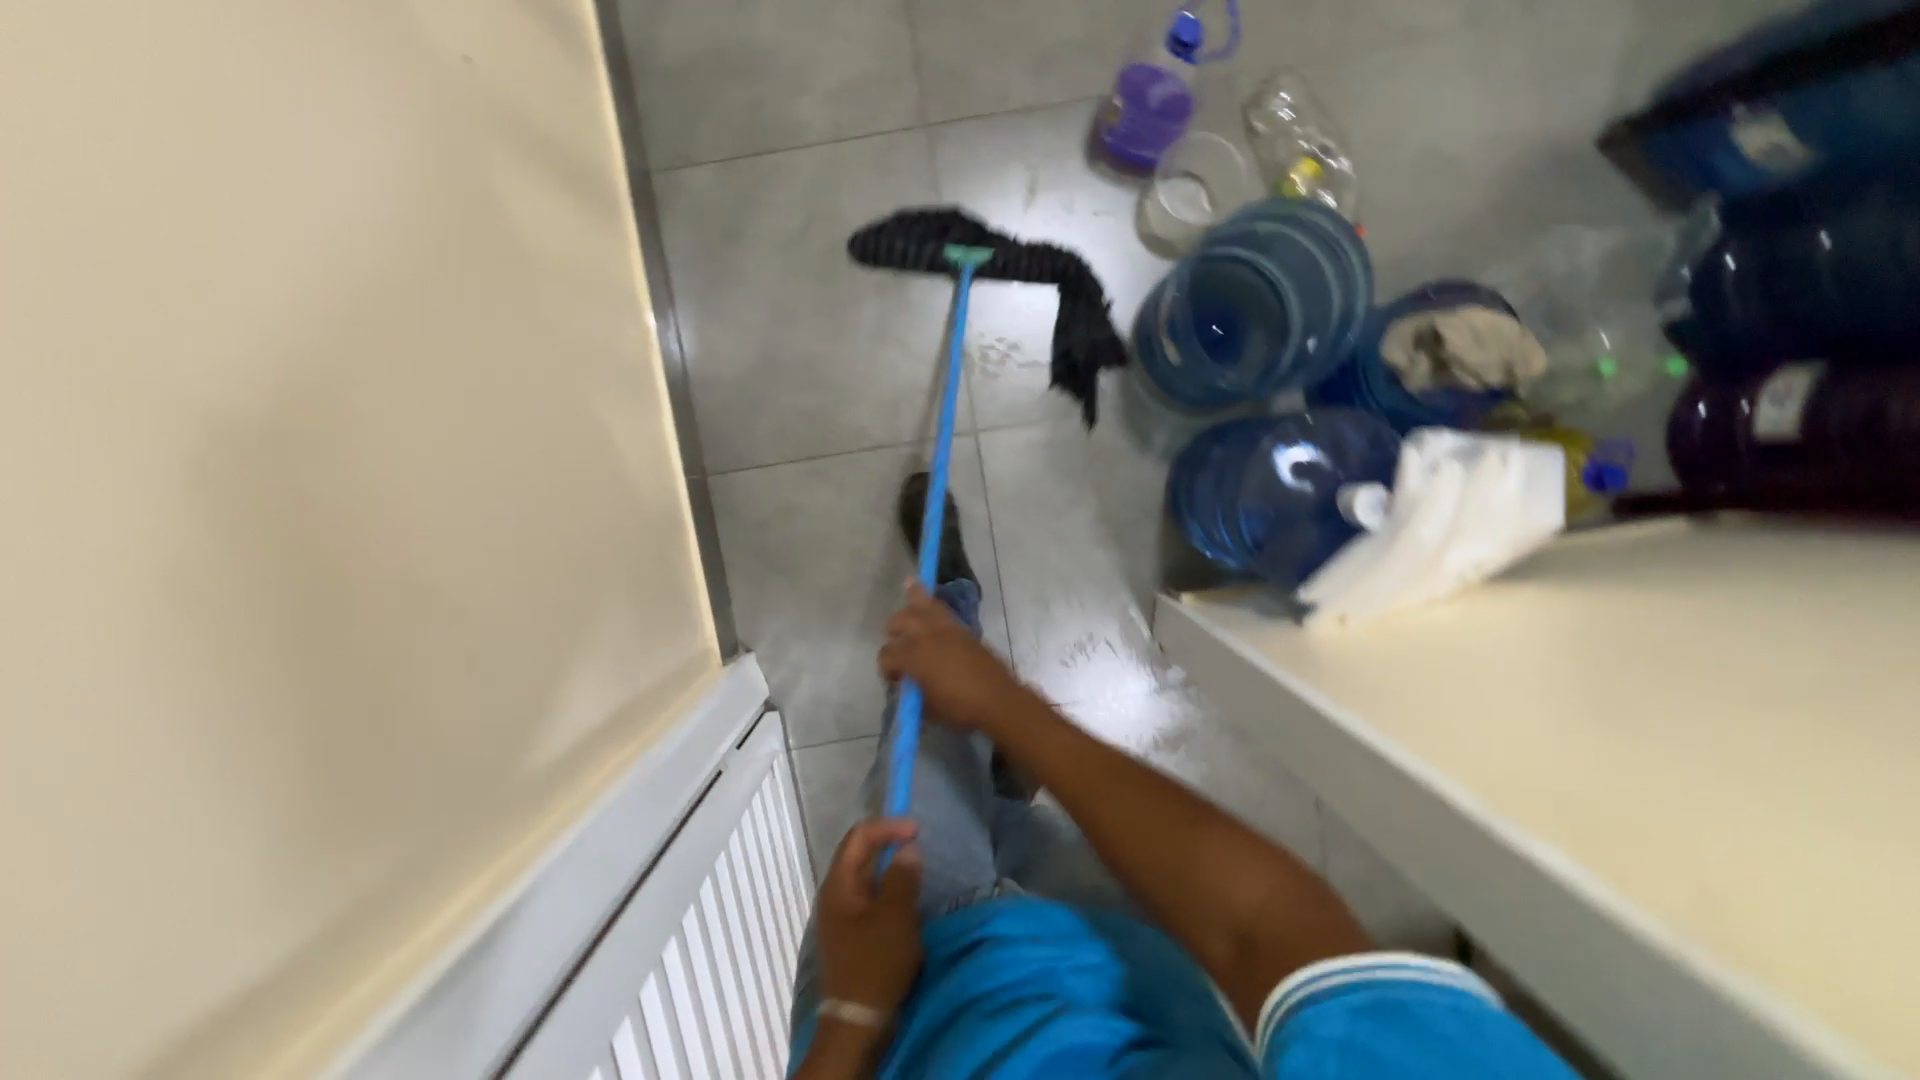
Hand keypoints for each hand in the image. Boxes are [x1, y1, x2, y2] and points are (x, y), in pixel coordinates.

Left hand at [818, 819, 924, 1018]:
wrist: (858, 1023)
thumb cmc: (875, 964)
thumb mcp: (895, 916)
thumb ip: (902, 878)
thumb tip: (908, 849)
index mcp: (838, 885)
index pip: (858, 837)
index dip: (887, 827)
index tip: (917, 831)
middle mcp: (836, 896)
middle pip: (861, 857)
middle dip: (890, 847)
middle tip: (920, 849)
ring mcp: (844, 918)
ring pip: (869, 882)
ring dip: (893, 873)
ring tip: (919, 875)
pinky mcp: (855, 937)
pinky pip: (874, 904)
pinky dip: (892, 897)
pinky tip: (910, 907)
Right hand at [878, 583, 1028, 732]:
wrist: (997, 700)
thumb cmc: (959, 708)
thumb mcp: (927, 708)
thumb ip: (912, 692)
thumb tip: (908, 685)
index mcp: (913, 657)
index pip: (886, 655)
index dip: (886, 669)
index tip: (896, 680)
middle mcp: (925, 636)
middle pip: (898, 623)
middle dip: (894, 635)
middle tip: (900, 650)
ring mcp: (944, 629)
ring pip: (920, 606)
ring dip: (910, 605)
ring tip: (906, 590)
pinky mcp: (959, 628)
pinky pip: (939, 608)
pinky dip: (927, 598)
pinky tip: (916, 586)